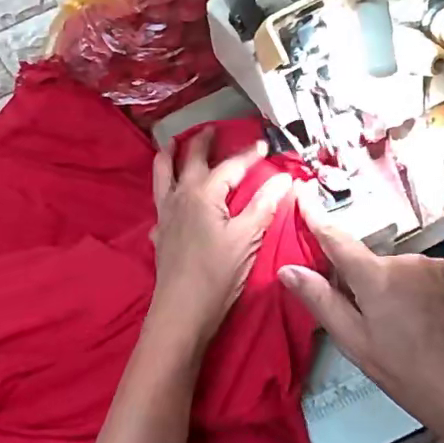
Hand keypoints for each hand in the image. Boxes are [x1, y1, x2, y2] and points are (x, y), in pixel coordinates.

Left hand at [149, 126, 292, 334]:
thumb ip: (264, 205)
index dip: (249, 155)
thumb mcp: (248, 238)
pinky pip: (159, 202)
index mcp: (204, 194)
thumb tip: (284, 178)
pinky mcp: (160, 233)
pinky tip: (171, 199)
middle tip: (212, 129)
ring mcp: (165, 214)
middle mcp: (180, 196)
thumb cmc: (217, 274)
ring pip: (162, 174)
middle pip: (190, 159)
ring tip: (174, 144)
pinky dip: (164, 191)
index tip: (264, 145)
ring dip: (170, 156)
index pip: (230, 166)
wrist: (181, 312)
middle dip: (202, 142)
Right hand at [279, 184, 443, 442]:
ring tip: (412, 329)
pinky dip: (426, 293)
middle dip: (367, 285)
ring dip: (399, 290)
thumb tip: (288, 270)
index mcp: (376, 277)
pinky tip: (435, 322)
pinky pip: (431, 276)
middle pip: (373, 264)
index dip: (316, 217)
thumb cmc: (407, 374)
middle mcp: (408, 260)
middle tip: (376, 324)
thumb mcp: (356, 343)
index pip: (337, 240)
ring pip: (404, 271)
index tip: (303, 195)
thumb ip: (321, 301)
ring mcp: (440, 265)